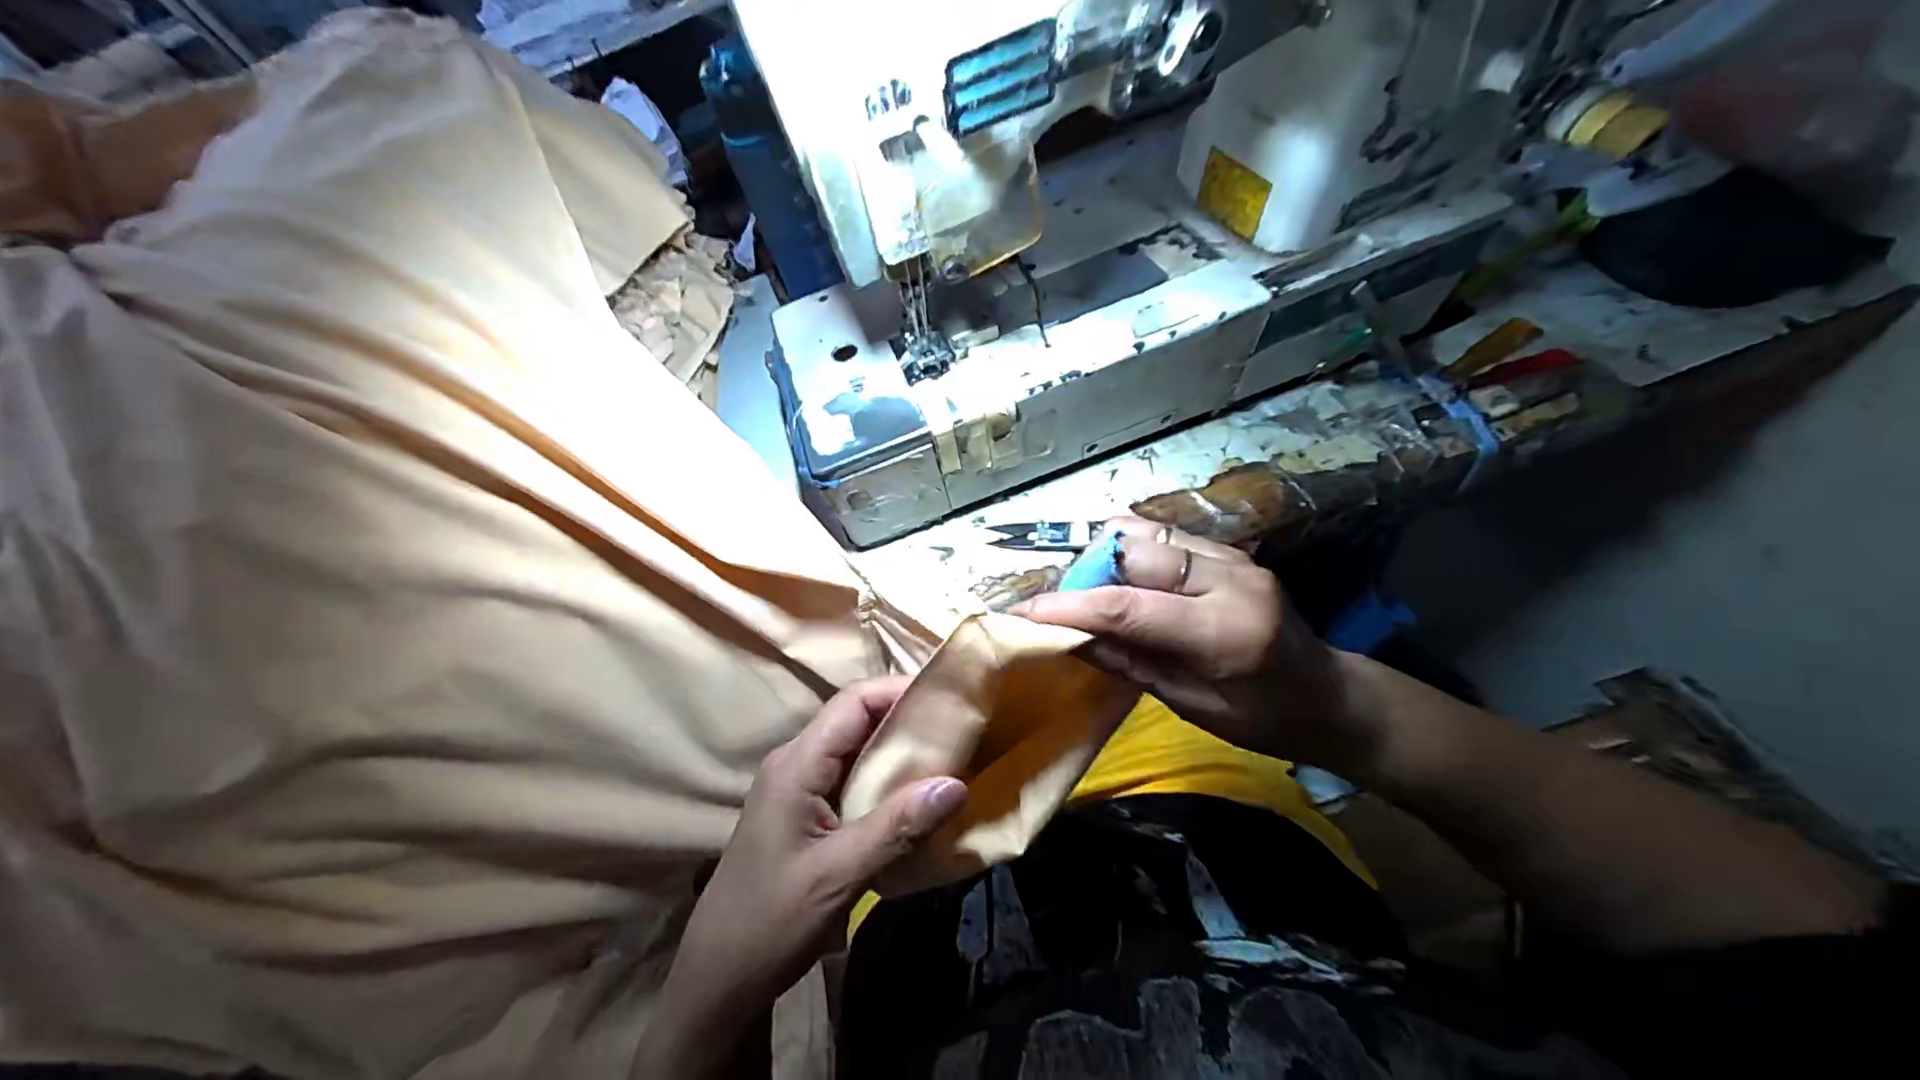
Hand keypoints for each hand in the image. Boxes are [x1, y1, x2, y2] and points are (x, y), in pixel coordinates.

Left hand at [637, 678, 966, 1077]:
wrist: (720, 977)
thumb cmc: (771, 921)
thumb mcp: (839, 875)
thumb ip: (898, 827)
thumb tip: (957, 784)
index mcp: (796, 764)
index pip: (853, 702)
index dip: (900, 690)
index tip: (948, 698)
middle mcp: (796, 763)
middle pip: (856, 718)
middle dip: (907, 717)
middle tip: (959, 727)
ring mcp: (798, 787)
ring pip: (855, 748)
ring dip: (899, 749)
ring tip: (949, 756)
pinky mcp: (805, 811)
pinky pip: (850, 776)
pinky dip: (885, 778)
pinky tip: (915, 796)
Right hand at [1010, 517, 1383, 775]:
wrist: (1329, 694)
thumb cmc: (1262, 718)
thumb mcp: (1190, 704)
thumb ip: (1128, 661)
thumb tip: (1066, 636)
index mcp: (1224, 630)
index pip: (1127, 606)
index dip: (1068, 607)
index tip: (1022, 612)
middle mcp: (1230, 578)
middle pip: (1132, 554)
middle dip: (1082, 575)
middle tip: (1053, 604)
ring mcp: (1232, 556)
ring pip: (1145, 533)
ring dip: (1101, 555)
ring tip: (1078, 585)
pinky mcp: (1228, 549)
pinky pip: (1163, 533)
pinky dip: (1126, 545)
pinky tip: (1108, 565)